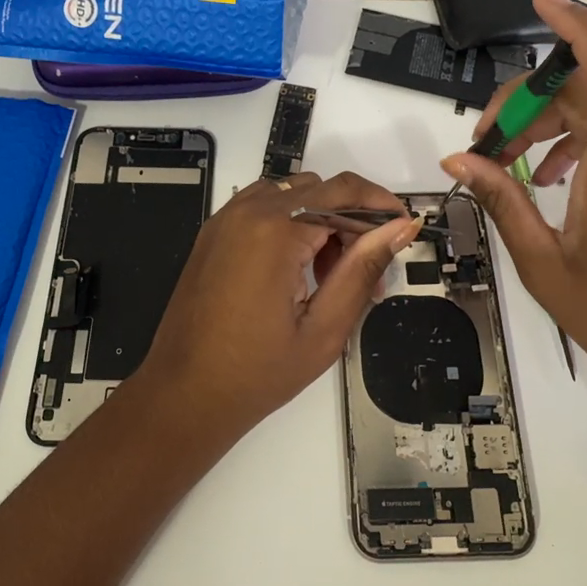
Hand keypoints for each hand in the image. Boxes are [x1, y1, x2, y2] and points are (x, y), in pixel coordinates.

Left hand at [133, 171, 419, 439]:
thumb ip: (363, 269)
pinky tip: (296, 273)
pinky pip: (263, 208)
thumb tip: (399, 227)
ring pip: (292, 196)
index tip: (403, 233)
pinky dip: (289, 226)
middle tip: (367, 275)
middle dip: (352, 222)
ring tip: (329, 280)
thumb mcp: (324, 328)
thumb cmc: (255, 373)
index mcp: (275, 229)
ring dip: (321, 223)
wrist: (183, 394)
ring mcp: (225, 219)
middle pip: (319, 190)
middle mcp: (247, 211)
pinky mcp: (213, 233)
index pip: (344, 192)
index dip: (381, 207)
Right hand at [442, 0, 586, 402]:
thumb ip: (503, 202)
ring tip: (506, 166)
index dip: (581, 29)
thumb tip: (458, 159)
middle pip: (585, 95)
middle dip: (525, 104)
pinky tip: (548, 181)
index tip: (540, 2)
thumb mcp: (542, 265)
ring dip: (546, 128)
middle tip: (482, 140)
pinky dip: (574, 148)